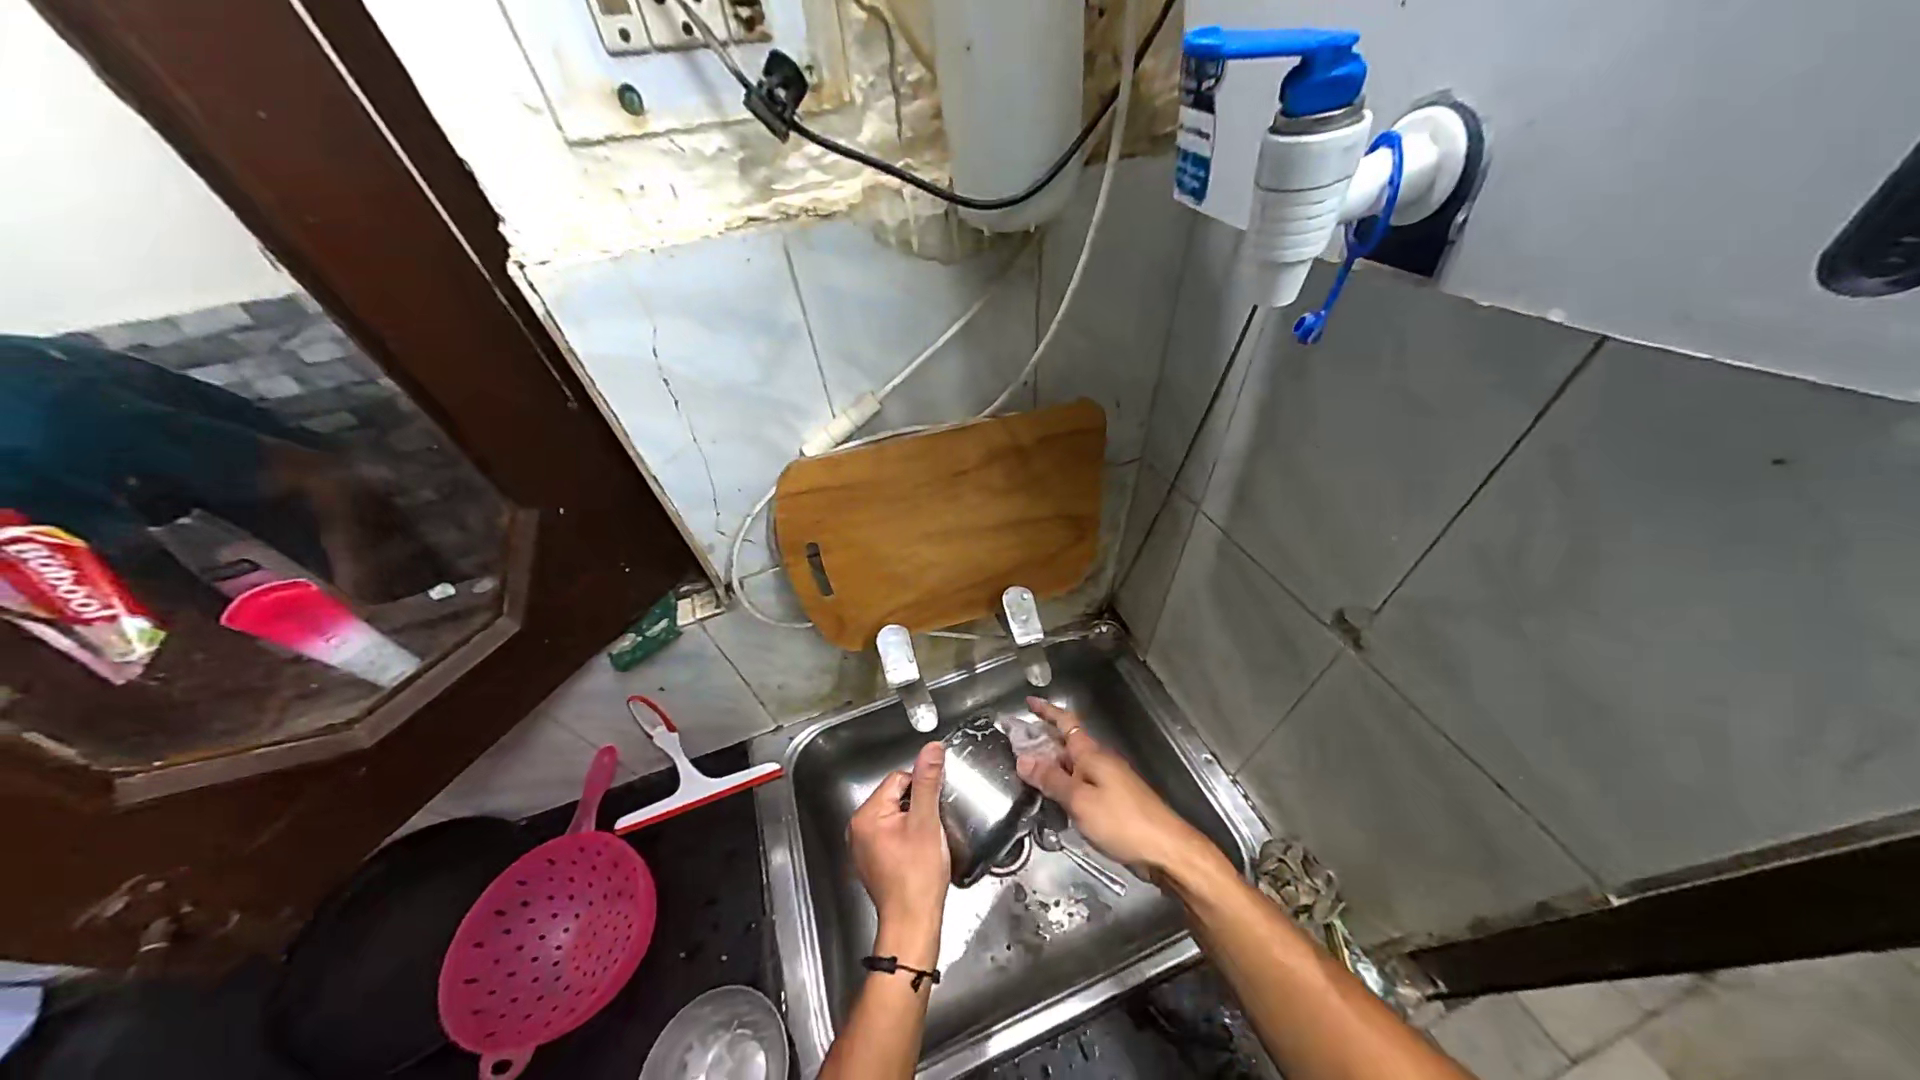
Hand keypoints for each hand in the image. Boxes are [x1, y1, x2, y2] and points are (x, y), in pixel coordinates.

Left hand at [848, 741, 950, 966]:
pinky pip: (892, 835)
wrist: (912, 923)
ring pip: (896, 816)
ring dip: (914, 823)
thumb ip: (927, 782)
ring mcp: (863, 847)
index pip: (899, 779)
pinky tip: (918, 854)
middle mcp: (858, 828)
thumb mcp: (926, 822)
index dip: (921, 790)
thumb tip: (932, 749)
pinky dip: (907, 838)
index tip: (933, 810)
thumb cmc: (918, 876)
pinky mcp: (872, 861)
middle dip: (917, 807)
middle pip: (896, 796)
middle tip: (931, 828)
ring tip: (926, 842)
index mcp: (866, 815)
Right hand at [1015, 698, 1223, 881]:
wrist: (1166, 850)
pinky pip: (1080, 785)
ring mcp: (1108, 782)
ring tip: (1026, 774)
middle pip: (1066, 745)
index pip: (1066, 723)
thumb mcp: (1079, 800)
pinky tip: (1052, 799)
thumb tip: (1024, 759)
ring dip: (1050, 766)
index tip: (1029, 703)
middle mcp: (1100, 762)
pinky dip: (1063, 786)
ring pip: (1072, 766)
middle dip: (1042, 742)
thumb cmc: (1122, 821)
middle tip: (1015, 746)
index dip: (1047, 712)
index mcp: (1092, 754)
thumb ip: (1051, 780)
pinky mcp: (1112, 802)